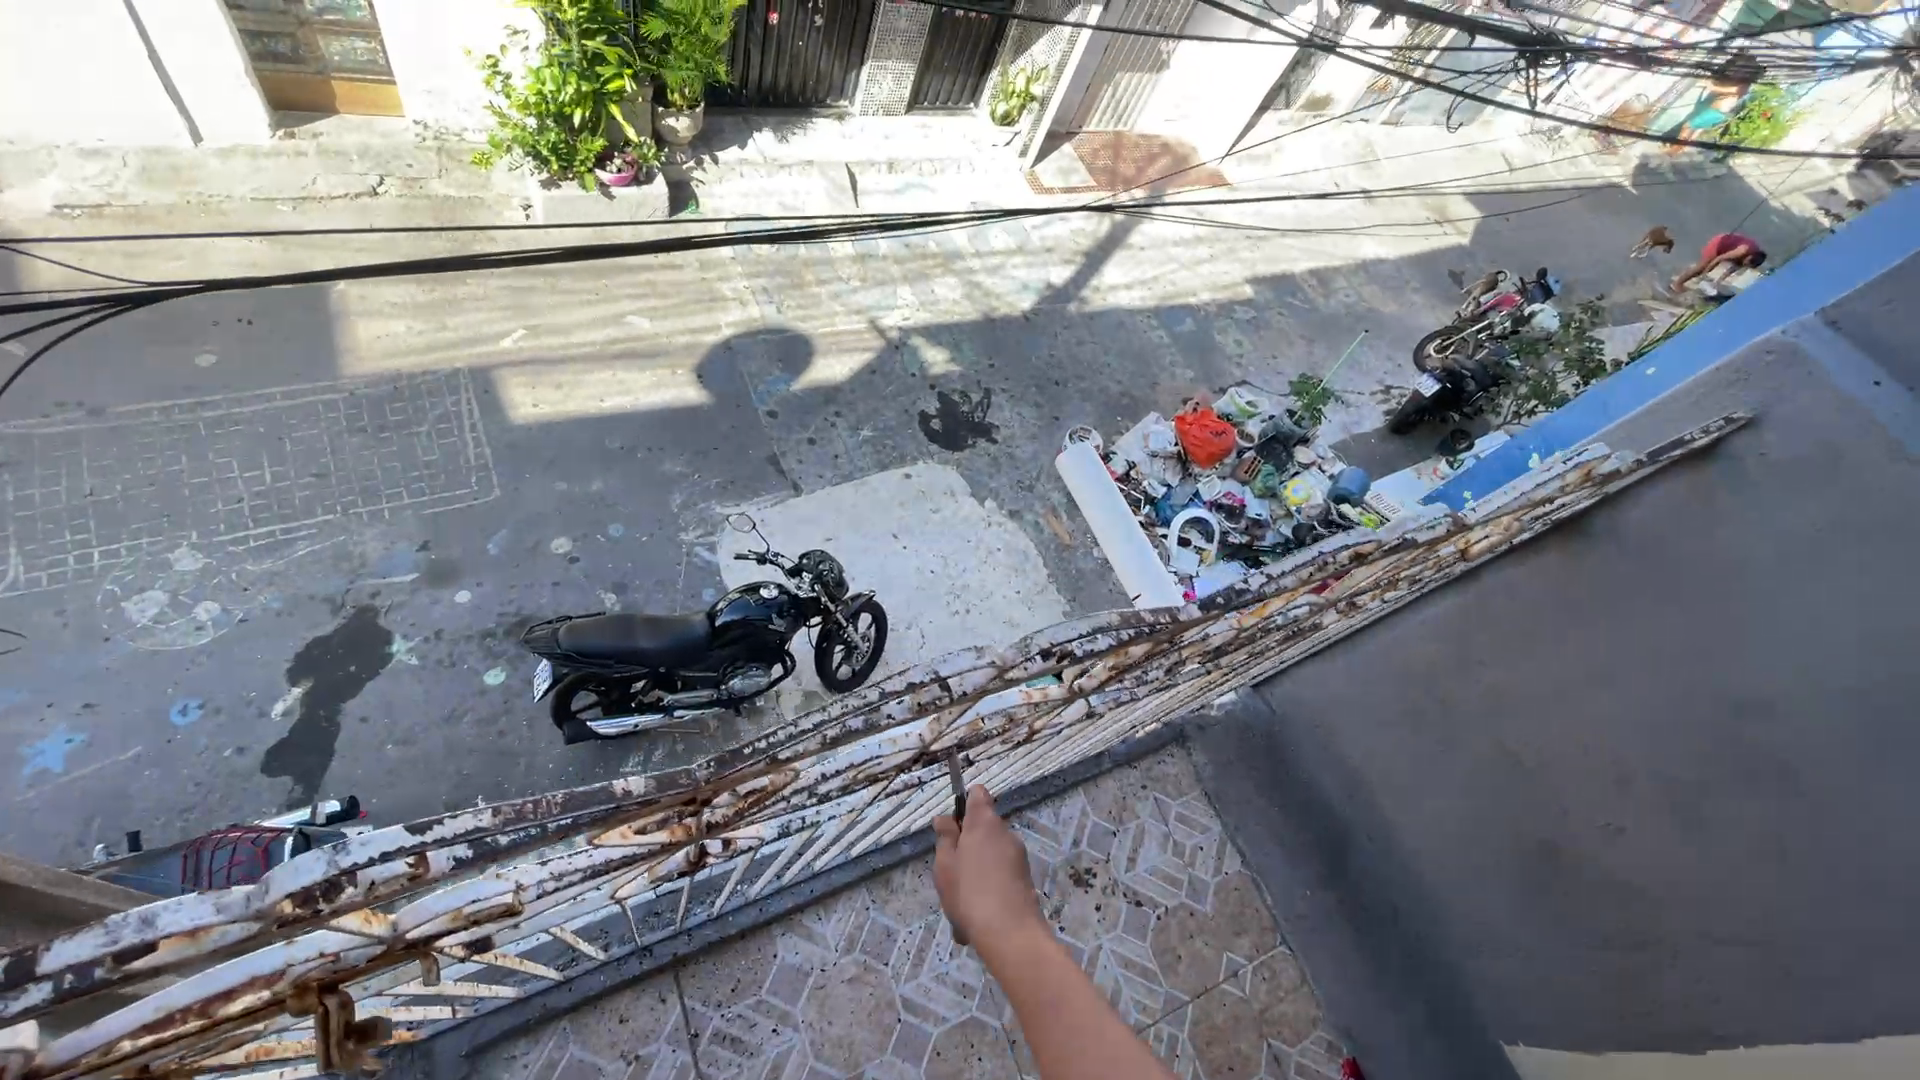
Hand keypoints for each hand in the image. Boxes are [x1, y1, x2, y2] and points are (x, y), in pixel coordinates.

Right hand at [933, 785, 1044, 946]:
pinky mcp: (1025, 880)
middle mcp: (1005, 833)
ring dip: (975, 875)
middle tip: (950, 874)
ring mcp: (1018, 857)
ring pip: (989, 859)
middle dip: (966, 848)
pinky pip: (999, 880)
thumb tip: (945, 818)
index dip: (964, 804)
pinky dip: (986, 893)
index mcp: (984, 822)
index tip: (952, 827)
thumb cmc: (969, 892)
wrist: (1009, 933)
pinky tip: (972, 923)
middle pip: (983, 830)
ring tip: (959, 909)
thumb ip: (945, 838)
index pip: (978, 794)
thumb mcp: (945, 864)